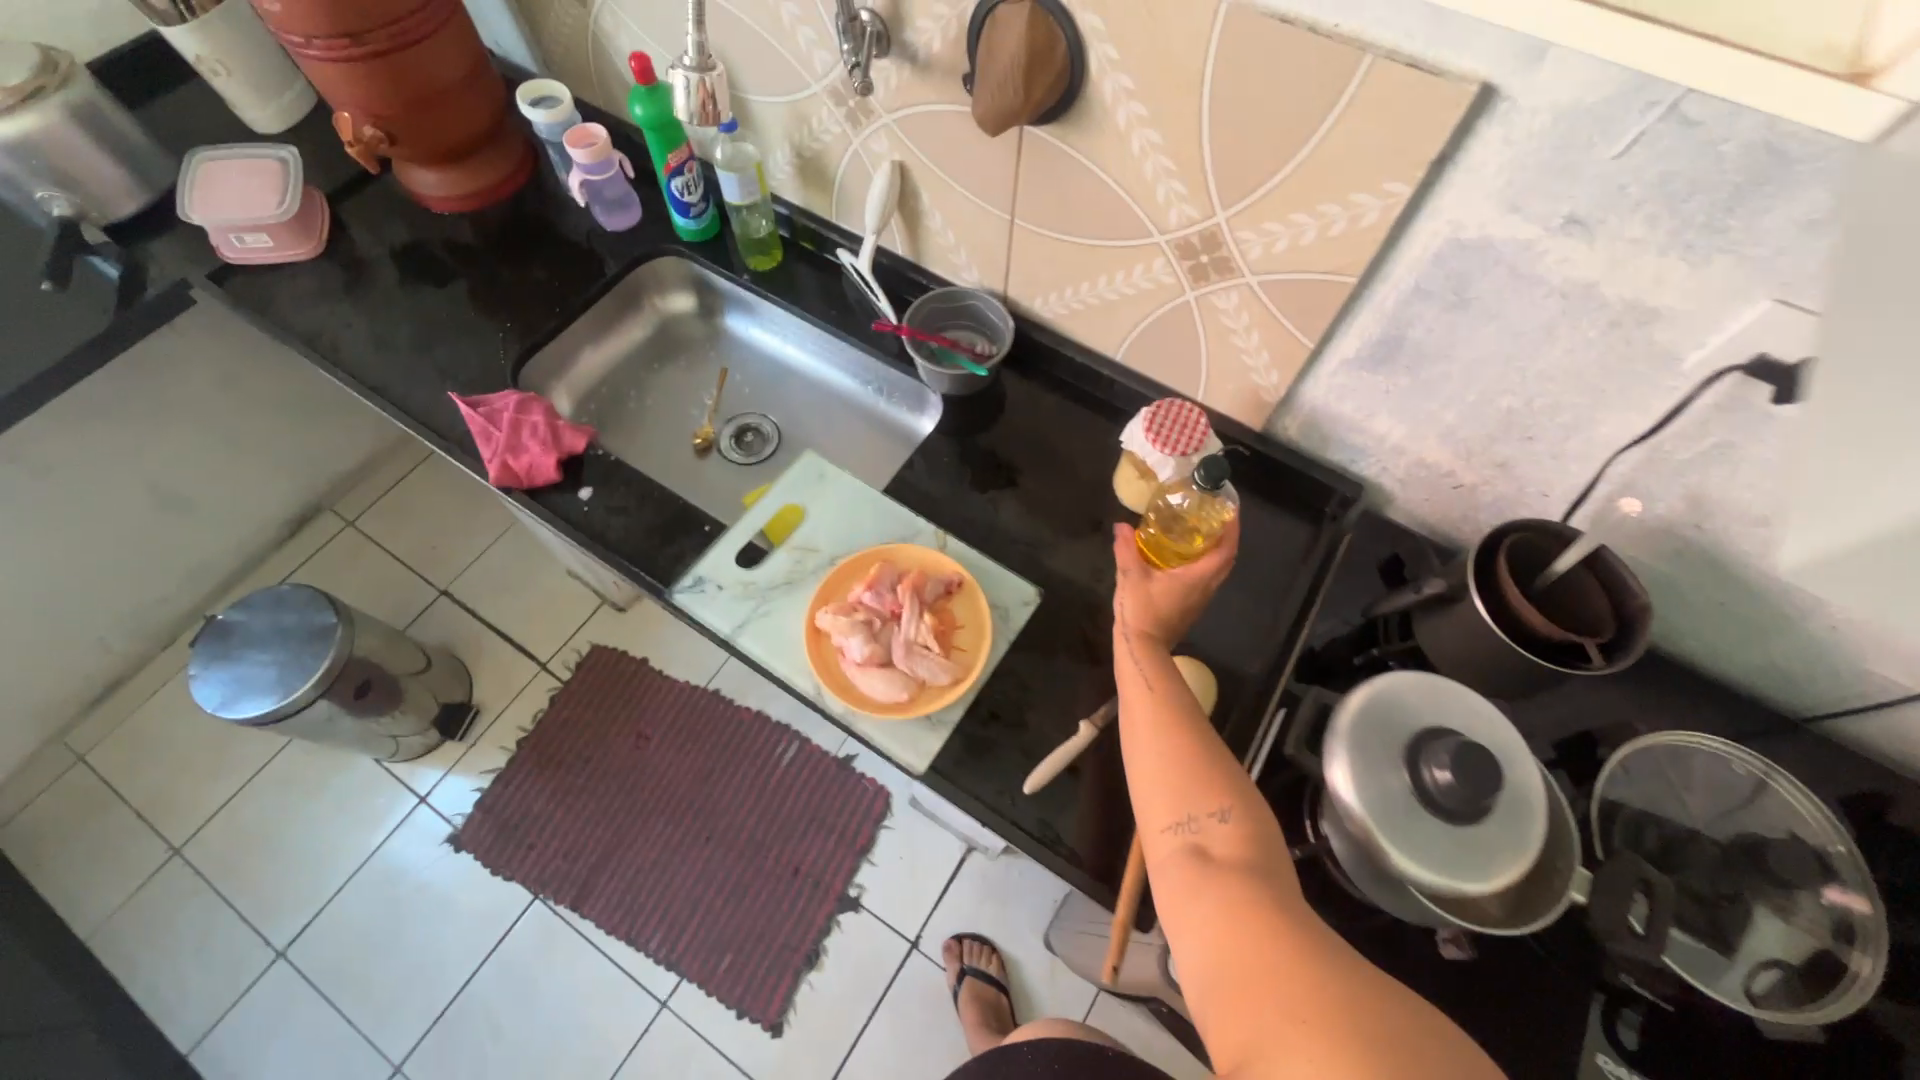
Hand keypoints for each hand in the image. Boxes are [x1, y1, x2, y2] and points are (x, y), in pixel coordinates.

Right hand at [1112, 517, 1238, 650]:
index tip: (1229, 510)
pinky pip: (1205, 580)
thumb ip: (1126, 549)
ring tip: (1199, 533)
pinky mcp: (1191, 607)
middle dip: (1225, 537)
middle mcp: (1206, 588)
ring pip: (1217, 571)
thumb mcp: (1130, 576)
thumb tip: (1121, 525)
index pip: (1226, 549)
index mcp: (1198, 577)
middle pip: (1226, 559)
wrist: (1142, 649)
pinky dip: (1202, 565)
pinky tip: (1183, 558)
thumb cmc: (1141, 611)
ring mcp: (1200, 600)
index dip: (1232, 528)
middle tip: (1213, 518)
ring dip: (1214, 552)